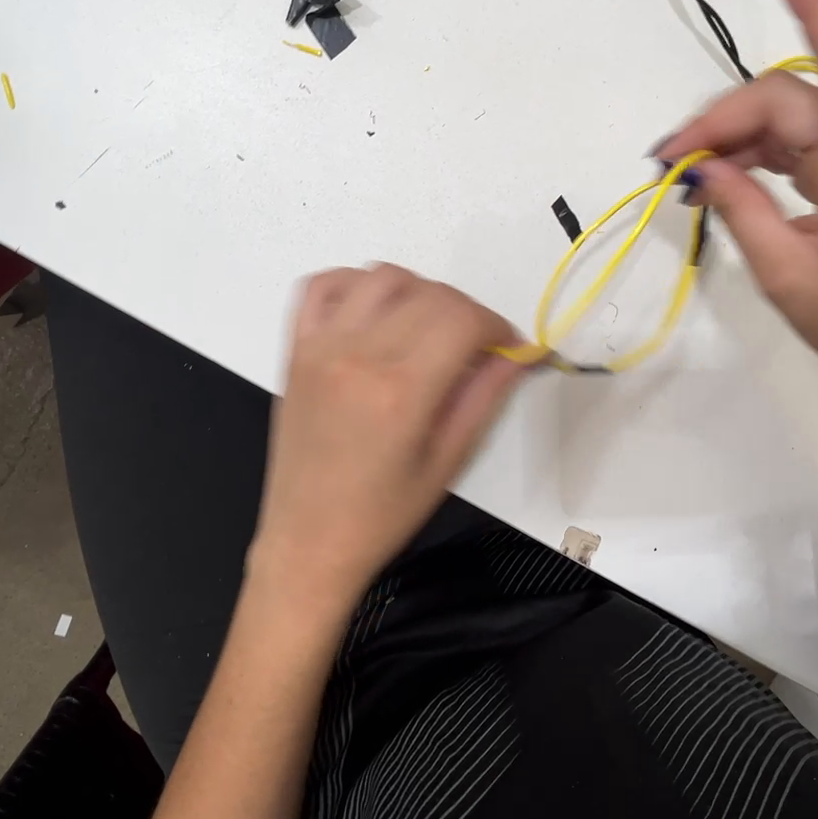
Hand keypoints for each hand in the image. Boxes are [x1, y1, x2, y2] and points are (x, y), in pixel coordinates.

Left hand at [250, 264, 530, 609]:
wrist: (308, 541)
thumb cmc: (384, 515)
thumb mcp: (448, 461)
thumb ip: (486, 396)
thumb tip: (522, 352)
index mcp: (401, 391)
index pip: (463, 318)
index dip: (496, 325)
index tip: (505, 347)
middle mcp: (357, 355)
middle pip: (430, 292)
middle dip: (466, 311)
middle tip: (473, 347)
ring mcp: (320, 347)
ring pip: (382, 276)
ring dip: (418, 291)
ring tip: (426, 330)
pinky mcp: (295, 349)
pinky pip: (322, 284)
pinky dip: (354, 284)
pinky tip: (375, 314)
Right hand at [656, 0, 817, 401]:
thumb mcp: (784, 274)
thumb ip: (741, 210)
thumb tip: (700, 164)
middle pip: (790, 99)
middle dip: (723, 119)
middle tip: (666, 161)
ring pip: (788, 118)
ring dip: (733, 137)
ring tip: (683, 175)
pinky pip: (794, 145)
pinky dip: (752, 155)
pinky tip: (717, 179)